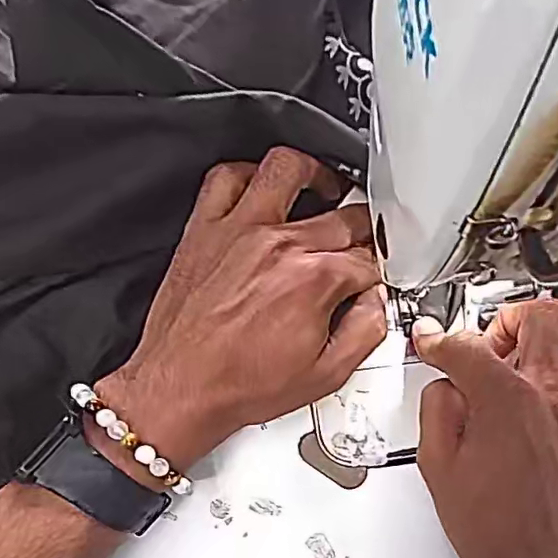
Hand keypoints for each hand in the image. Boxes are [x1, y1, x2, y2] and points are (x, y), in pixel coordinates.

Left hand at [94, 147, 385, 480]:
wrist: (181, 388)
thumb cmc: (238, 385)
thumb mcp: (324, 376)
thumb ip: (364, 332)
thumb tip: (374, 305)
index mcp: (313, 279)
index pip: (365, 260)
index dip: (376, 272)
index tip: (370, 282)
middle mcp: (278, 244)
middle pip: (341, 215)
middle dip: (363, 229)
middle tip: (362, 243)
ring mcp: (239, 230)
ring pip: (288, 169)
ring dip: (316, 174)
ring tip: (325, 189)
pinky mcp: (204, 230)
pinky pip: (227, 177)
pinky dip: (250, 175)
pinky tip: (262, 189)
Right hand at [413, 299, 557, 557]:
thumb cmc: (493, 527)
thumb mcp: (437, 466)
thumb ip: (437, 409)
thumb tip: (447, 384)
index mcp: (505, 401)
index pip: (469, 344)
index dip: (441, 339)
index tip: (435, 343)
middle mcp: (554, 397)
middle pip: (545, 316)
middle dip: (510, 321)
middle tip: (493, 345)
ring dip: (556, 344)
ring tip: (532, 366)